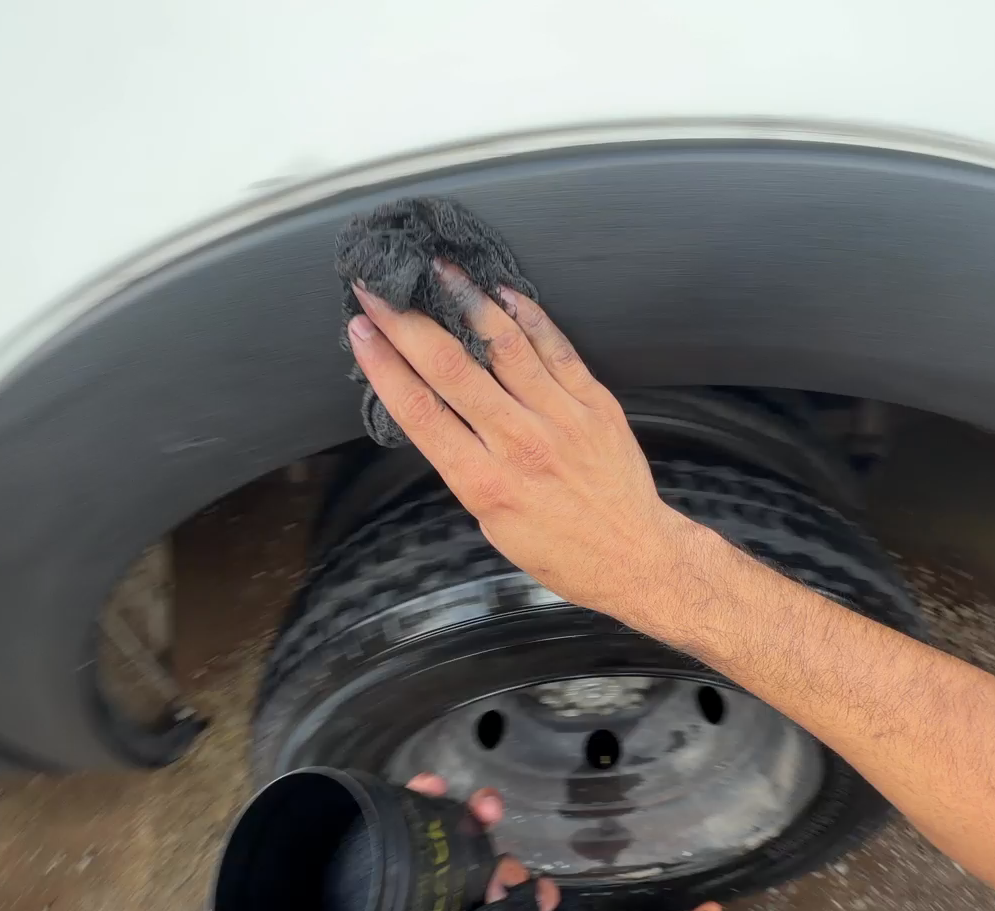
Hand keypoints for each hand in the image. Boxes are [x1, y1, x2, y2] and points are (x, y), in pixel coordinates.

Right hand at [348, 265, 704, 619]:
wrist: (633, 557)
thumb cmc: (562, 550)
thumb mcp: (492, 524)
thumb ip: (466, 468)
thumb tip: (442, 418)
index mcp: (483, 482)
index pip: (419, 410)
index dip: (383, 364)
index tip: (362, 331)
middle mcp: (519, 444)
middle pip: (450, 368)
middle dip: (406, 321)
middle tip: (380, 287)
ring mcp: (560, 419)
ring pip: (505, 345)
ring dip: (466, 300)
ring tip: (439, 269)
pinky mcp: (594, 404)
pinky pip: (557, 348)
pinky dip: (529, 316)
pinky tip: (505, 293)